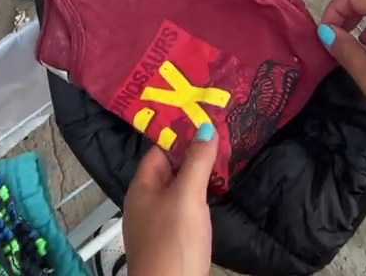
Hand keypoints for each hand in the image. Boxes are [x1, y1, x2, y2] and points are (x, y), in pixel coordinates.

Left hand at [121, 127, 217, 275]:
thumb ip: (197, 161)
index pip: (160, 149)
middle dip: (193, 156)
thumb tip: (206, 126)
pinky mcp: (171, 244)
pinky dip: (199, 201)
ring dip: (198, 178)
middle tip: (221, 138)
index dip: (181, 135)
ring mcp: (157, 226)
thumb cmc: (174, 242)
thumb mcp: (187, 196)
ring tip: (223, 163)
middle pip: (169, 170)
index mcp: (141, 187)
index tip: (206, 121)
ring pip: (178, 191)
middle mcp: (145, 204)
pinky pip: (184, 211)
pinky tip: (215, 199)